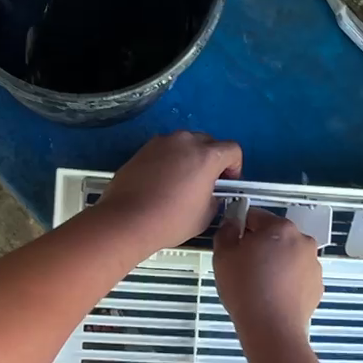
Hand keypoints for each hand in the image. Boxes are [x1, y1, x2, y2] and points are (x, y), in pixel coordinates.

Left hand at [96, 132, 242, 251]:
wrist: (127, 220)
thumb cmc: (170, 220)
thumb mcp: (205, 215)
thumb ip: (214, 197)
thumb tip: (210, 193)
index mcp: (206, 156)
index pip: (233, 149)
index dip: (235, 167)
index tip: (227, 182)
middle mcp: (185, 141)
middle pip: (209, 142)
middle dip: (212, 159)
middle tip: (206, 182)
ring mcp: (161, 142)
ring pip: (185, 143)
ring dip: (190, 157)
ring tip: (182, 181)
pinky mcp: (143, 149)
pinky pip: (165, 150)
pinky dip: (170, 160)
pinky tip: (162, 182)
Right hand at [214, 207, 322, 341]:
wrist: (272, 328)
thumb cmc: (245, 288)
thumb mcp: (223, 255)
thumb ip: (227, 232)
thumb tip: (233, 225)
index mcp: (281, 228)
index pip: (256, 216)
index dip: (241, 229)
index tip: (233, 246)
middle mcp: (303, 241)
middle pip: (275, 236)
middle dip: (261, 246)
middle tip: (244, 267)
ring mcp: (313, 264)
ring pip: (288, 256)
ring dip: (275, 263)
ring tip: (259, 285)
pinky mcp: (317, 286)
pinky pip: (297, 276)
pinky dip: (287, 281)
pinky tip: (272, 295)